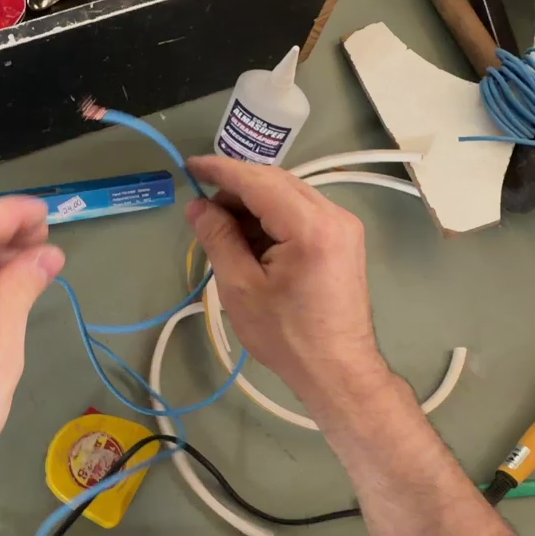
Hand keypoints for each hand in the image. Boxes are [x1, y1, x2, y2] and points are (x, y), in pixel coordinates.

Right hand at [185, 155, 395, 419]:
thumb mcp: (240, 287)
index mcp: (310, 227)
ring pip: (289, 194)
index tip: (191, 165)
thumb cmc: (286, 335)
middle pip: (276, 181)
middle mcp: (334, 216)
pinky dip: (272, 216)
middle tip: (203, 207)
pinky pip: (301, 211)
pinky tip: (250, 238)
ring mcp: (343, 226)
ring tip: (223, 229)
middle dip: (236, 187)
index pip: (259, 181)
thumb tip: (199, 206)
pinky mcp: (343, 239)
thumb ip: (218, 238)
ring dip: (253, 203)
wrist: (338, 370)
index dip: (222, 170)